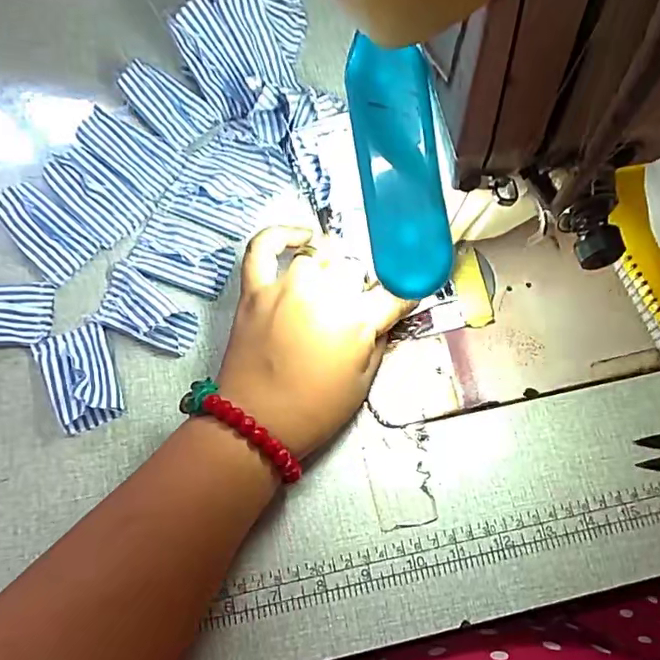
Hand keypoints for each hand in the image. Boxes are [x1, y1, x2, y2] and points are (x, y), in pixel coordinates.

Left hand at [216, 227, 412, 457]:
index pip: (393, 294)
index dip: (403, 298)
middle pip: (355, 269)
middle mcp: (324, 294)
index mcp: (357, 320)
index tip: (404, 302)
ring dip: (328, 270)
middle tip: (354, 310)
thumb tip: (384, 317)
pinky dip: (281, 235)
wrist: (257, 424)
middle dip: (360, 287)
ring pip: (318, 257)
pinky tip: (301, 236)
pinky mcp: (255, 289)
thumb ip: (378, 340)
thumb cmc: (316, 410)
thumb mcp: (363, 382)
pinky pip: (263, 247)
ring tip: (328, 289)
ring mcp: (286, 287)